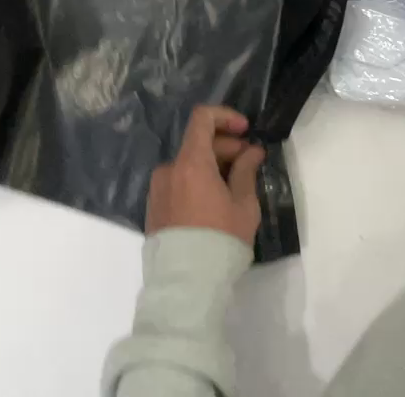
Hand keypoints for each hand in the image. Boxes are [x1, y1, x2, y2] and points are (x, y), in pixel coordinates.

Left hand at [146, 105, 265, 247]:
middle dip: (225, 147)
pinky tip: (214, 202)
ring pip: (188, 165)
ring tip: (234, 188)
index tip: (245, 131)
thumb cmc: (220, 241)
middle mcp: (168, 170)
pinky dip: (197, 182)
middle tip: (249, 164)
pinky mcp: (154, 210)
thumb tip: (251, 152)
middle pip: (198, 143)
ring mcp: (158, 191)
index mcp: (190, 163)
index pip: (202, 118)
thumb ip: (246, 171)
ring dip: (212, 166)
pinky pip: (178, 183)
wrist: (185, 287)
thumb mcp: (243, 205)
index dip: (226, 117)